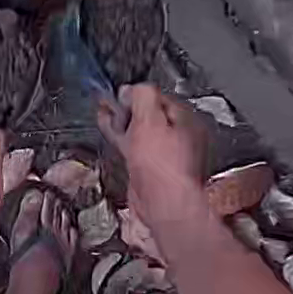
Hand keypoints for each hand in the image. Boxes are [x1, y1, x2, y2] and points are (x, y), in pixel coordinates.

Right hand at [98, 84, 207, 227]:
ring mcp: (165, 154)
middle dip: (128, 107)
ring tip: (105, 113)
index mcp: (187, 121)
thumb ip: (142, 98)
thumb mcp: (150, 121)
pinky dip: (122, 138)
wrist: (163, 205)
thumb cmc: (163, 166)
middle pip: (150, 114)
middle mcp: (180, 137)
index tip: (120, 93)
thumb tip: (133, 88)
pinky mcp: (151, 169)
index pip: (160, 98)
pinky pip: (135, 147)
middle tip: (110, 101)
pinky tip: (112, 133)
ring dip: (122, 122)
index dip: (137, 94)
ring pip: (140, 131)